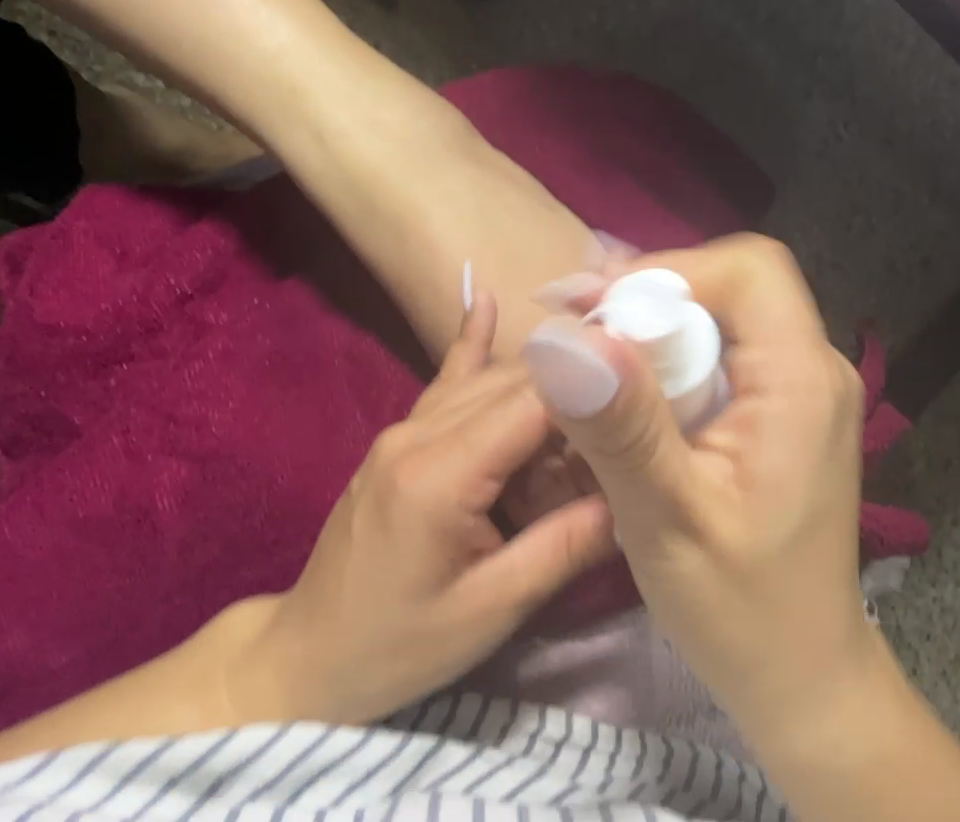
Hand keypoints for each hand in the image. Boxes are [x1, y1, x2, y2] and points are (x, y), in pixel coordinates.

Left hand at [227, 291, 615, 724]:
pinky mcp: (400, 441)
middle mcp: (418, 435)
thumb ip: (566, 545)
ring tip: (609, 366)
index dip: (596, 384)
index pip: (536, 403)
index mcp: (441, 475)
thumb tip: (638, 496)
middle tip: (644, 390)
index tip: (652, 379)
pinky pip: (446, 382)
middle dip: (583, 384)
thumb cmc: (401, 643)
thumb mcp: (493, 608)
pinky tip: (485, 300)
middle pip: (518, 383)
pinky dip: (471, 343)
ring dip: (550, 380)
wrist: (308, 658)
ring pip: (490, 380)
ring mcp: (403, 432)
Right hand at [518, 235, 874, 737]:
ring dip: (660, 333)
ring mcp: (808, 391)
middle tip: (575, 334)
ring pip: (730, 320)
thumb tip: (564, 335)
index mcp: (802, 380)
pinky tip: (634, 398)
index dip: (667, 271)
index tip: (590, 311)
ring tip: (591, 363)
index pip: (748, 270)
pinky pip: (732, 359)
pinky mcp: (790, 415)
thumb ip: (621, 426)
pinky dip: (678, 365)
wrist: (802, 670)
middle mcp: (817, 369)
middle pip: (737, 288)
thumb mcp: (668, 520)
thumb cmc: (741, 610)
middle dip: (654, 300)